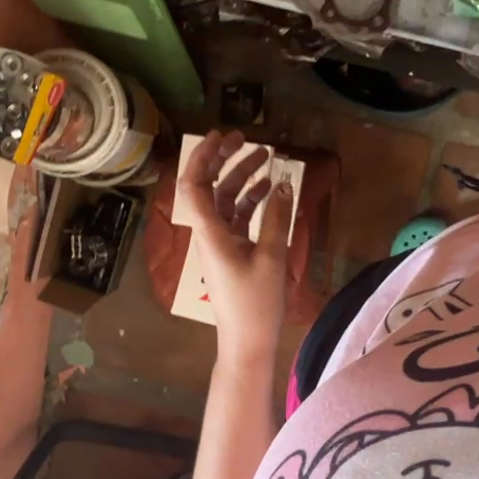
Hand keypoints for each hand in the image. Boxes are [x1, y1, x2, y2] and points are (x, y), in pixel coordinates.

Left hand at [177, 131, 293, 357]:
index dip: (203, 157)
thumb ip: (276, 218)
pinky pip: (238, 217)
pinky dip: (252, 200)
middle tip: (247, 139)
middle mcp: (210, 233)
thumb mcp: (271, 258)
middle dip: (226, 160)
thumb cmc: (255, 303)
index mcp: (210, 233)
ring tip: (268, 158)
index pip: (194, 186)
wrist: (248, 342)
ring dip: (244, 178)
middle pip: (209, 187)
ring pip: (226, 200)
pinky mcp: (233, 252)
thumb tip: (284, 183)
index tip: (222, 137)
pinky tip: (271, 190)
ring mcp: (221, 242)